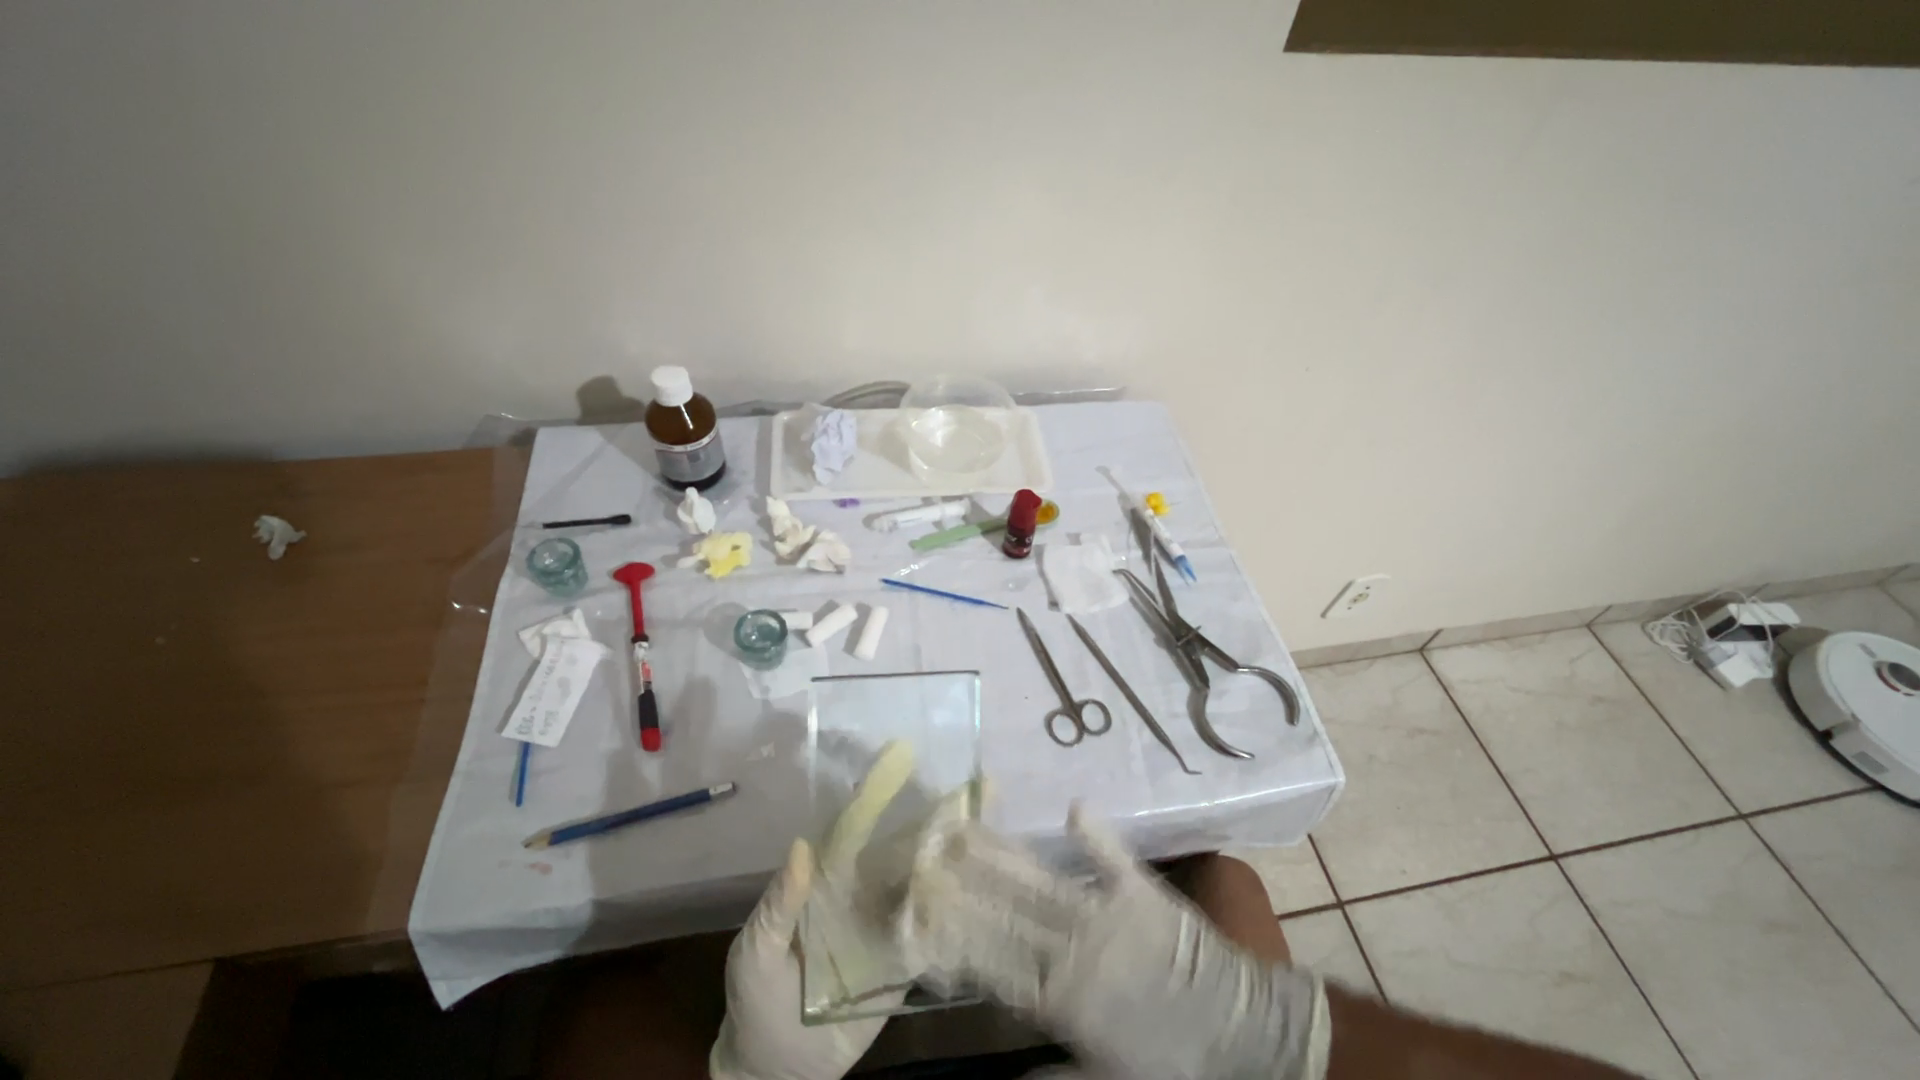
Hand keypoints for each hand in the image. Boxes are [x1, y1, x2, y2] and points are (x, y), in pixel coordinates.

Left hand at [710, 743, 971, 1079]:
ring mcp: (886, 929)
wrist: (776, 1070)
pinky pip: (934, 936)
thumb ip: (781, 905)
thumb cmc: (755, 1001)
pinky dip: (957, 918)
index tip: (903, 754)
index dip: (878, 791)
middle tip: (982, 789)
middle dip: (941, 819)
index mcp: (827, 881)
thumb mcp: (756, 952)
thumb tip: (801, 847)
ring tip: (994, 837)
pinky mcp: (904, 967)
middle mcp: (862, 895)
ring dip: (958, 862)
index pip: (855, 827)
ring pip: (927, 886)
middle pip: (906, 850)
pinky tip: (986, 898)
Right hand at [904, 807, 1328, 1079]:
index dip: (951, 936)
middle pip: (1004, 911)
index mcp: (1059, 998)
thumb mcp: (1105, 1079)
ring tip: (964, 826)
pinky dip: (1096, 835)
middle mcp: (1073, 949)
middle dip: (960, 882)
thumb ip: (1051, 1077)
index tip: (917, 912)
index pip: (990, 962)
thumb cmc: (1170, 1065)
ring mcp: (1107, 917)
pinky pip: (1114, 860)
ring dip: (1001, 855)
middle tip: (923, 850)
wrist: (1241, 1039)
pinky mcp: (1144, 895)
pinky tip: (1072, 806)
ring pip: (1041, 882)